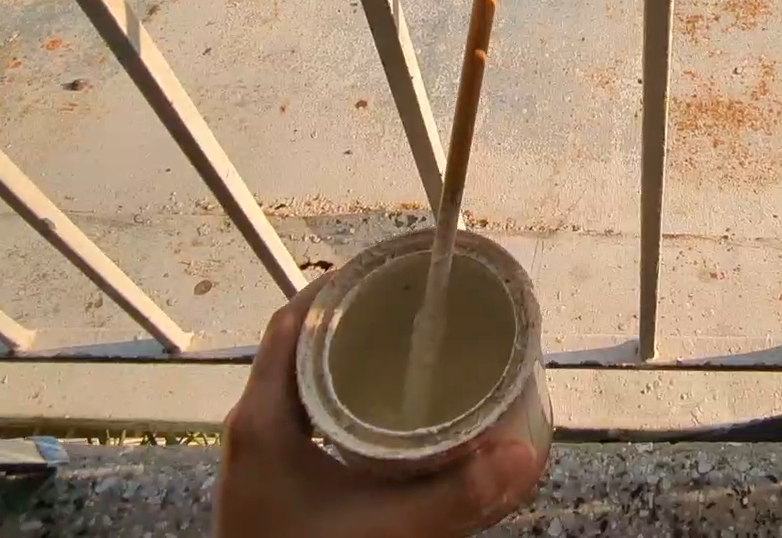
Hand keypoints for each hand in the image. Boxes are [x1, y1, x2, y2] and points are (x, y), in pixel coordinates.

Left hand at [215, 276, 544, 537]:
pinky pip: (310, 404)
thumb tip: (525, 454)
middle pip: (305, 338)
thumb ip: (452, 497)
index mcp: (265, 417)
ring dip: (351, 347)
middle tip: (419, 300)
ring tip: (412, 336)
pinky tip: (388, 398)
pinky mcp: (277, 473)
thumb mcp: (381, 531)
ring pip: (307, 372)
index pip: (295, 320)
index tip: (393, 269)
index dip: (340, 284)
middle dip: (359, 312)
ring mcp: (264, 449)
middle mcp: (257, 422)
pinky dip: (345, 384)